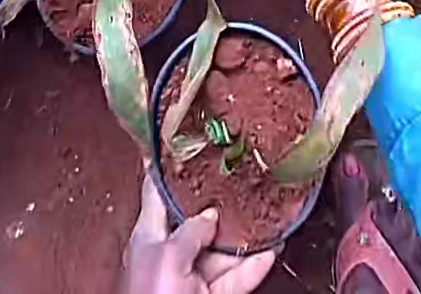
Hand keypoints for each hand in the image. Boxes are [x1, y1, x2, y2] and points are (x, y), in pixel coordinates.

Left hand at [124, 168, 275, 293]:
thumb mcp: (167, 258)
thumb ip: (189, 232)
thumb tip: (210, 216)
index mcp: (148, 236)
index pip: (155, 191)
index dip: (166, 165)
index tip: (183, 141)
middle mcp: (169, 252)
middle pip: (195, 218)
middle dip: (218, 201)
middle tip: (239, 176)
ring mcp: (191, 278)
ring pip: (221, 249)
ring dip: (244, 234)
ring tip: (266, 210)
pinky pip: (236, 279)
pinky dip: (254, 265)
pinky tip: (272, 248)